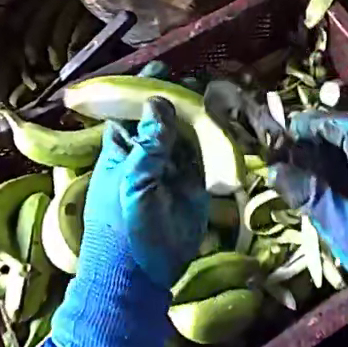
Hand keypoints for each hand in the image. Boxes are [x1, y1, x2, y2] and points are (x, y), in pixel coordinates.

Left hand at [50, 98, 207, 346]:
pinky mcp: (193, 184)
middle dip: (179, 98)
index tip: (161, 68)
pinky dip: (214, 140)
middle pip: (164, 116)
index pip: (132, 109)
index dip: (146, 88)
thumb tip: (159, 102)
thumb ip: (148, 144)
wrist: (138, 278)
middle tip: (198, 82)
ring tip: (216, 95)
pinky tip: (225, 124)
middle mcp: (148, 153)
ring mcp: (172, 168)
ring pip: (187, 133)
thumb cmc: (123, 228)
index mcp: (122, 149)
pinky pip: (205, 155)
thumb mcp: (131, 183)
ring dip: (199, 115)